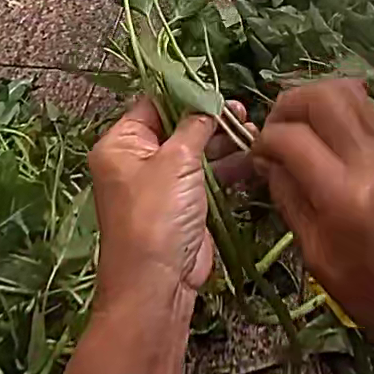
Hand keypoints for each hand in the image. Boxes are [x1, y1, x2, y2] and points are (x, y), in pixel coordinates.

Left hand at [87, 96, 254, 315]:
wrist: (158, 286)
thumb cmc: (157, 215)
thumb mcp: (176, 159)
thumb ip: (195, 123)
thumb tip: (208, 100)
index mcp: (121, 143)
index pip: (154, 102)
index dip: (185, 92)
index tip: (217, 87)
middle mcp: (137, 158)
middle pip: (177, 124)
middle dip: (210, 117)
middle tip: (241, 111)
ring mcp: (161, 182)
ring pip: (195, 149)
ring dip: (223, 140)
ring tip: (252, 130)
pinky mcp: (182, 202)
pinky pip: (205, 174)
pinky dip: (226, 165)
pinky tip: (251, 156)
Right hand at [251, 78, 373, 355]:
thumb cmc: (367, 287)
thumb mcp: (313, 253)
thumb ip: (286, 196)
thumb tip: (264, 158)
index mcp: (345, 195)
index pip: (293, 138)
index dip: (264, 140)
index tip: (255, 153)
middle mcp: (369, 159)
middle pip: (321, 97)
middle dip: (287, 105)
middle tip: (274, 129)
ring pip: (343, 89)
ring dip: (311, 97)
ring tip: (296, 124)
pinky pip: (362, 102)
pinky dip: (335, 103)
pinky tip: (323, 127)